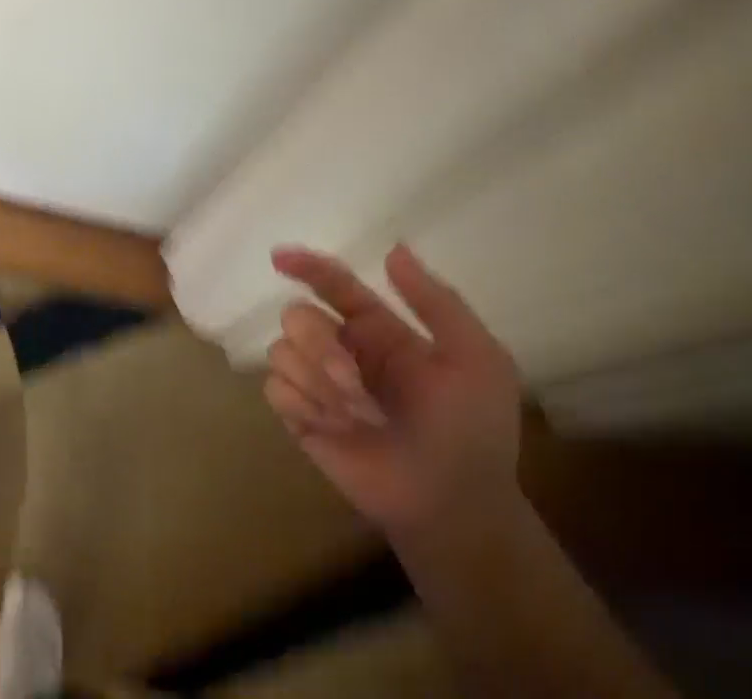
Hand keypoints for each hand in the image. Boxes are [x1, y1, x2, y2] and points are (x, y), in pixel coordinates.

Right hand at [264, 244, 522, 537]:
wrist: (451, 501)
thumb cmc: (470, 430)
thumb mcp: (476, 358)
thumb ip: (436, 302)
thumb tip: (393, 250)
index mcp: (381, 332)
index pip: (335, 286)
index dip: (307, 266)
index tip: (280, 257)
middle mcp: (342, 350)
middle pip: (298, 316)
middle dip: (320, 345)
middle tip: (353, 382)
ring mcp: (317, 384)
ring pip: (281, 351)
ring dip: (318, 383)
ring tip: (355, 416)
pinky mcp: (299, 416)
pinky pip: (275, 388)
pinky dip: (304, 405)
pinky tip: (335, 428)